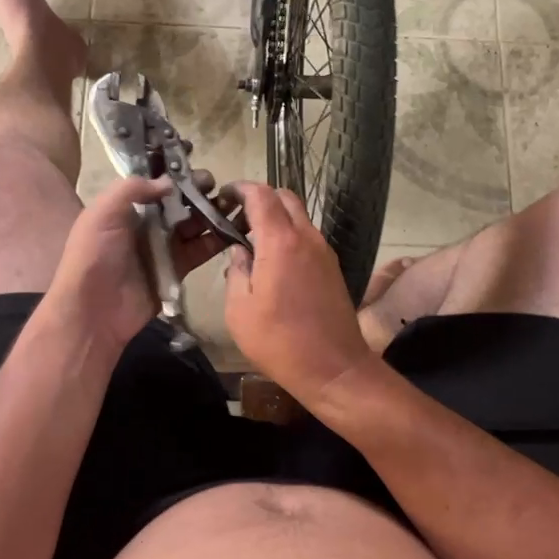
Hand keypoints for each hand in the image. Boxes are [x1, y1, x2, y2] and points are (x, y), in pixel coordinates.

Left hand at [44, 176, 232, 350]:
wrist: (93, 310)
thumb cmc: (94, 255)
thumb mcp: (103, 213)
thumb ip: (133, 189)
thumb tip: (170, 182)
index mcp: (127, 208)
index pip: (156, 184)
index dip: (176, 173)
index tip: (195, 164)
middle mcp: (147, 224)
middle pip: (180, 202)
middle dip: (199, 191)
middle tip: (217, 186)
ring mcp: (164, 247)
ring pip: (194, 224)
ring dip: (212, 213)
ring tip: (233, 204)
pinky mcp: (177, 269)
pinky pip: (200, 250)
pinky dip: (216, 240)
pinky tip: (233, 229)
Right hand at [224, 184, 376, 403]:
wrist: (335, 369)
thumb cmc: (280, 341)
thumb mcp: (240, 311)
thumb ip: (236, 272)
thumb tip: (239, 252)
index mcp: (281, 241)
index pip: (261, 195)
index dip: (240, 189)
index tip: (223, 197)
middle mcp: (307, 237)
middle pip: (284, 197)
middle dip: (259, 199)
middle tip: (237, 219)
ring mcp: (324, 251)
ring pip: (299, 216)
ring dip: (276, 218)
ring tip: (252, 242)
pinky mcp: (332, 266)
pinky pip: (307, 236)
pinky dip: (289, 235)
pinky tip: (273, 261)